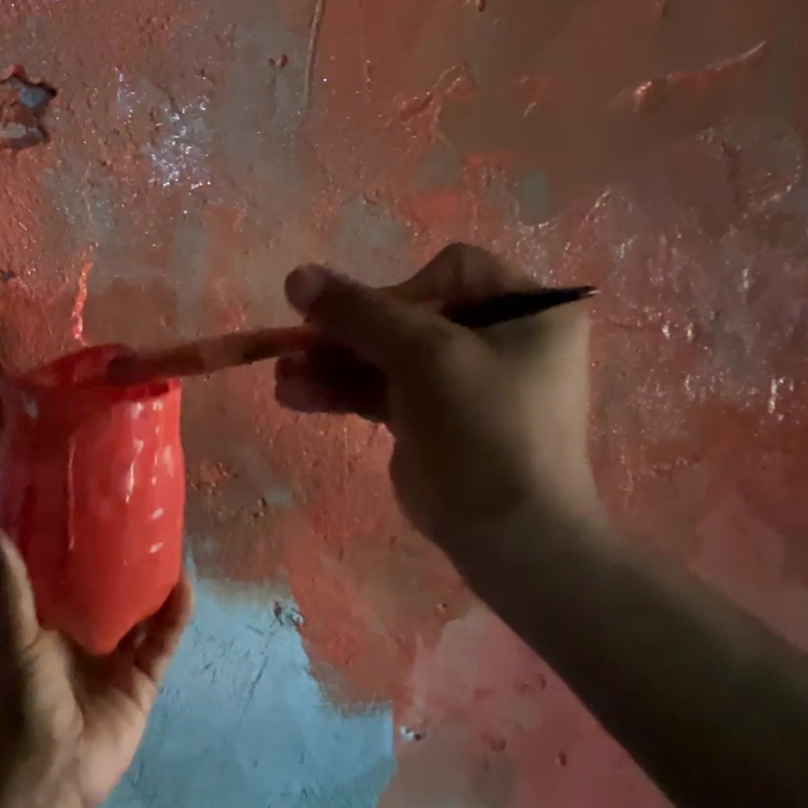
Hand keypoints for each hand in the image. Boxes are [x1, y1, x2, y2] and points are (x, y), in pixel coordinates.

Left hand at [0, 528, 194, 807]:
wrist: (51, 769)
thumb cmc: (26, 699)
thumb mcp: (17, 636)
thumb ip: (12, 588)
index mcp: (52, 625)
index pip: (69, 578)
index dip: (82, 549)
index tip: (94, 509)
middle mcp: (86, 637)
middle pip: (111, 593)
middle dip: (125, 563)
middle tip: (141, 519)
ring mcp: (117, 659)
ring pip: (143, 614)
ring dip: (155, 585)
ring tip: (170, 543)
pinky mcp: (143, 680)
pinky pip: (163, 642)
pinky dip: (175, 616)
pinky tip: (185, 584)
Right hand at [273, 243, 600, 551]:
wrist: (508, 534)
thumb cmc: (485, 429)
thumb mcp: (425, 356)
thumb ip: (359, 312)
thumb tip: (295, 275)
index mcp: (525, 310)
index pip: (450, 273)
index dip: (401, 290)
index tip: (370, 323)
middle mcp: (495, 338)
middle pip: (405, 314)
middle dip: (348, 333)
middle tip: (298, 344)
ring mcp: (458, 380)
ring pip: (383, 355)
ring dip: (330, 363)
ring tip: (282, 375)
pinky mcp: (427, 416)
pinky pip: (376, 389)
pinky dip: (338, 390)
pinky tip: (294, 395)